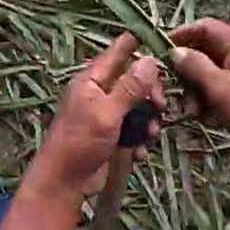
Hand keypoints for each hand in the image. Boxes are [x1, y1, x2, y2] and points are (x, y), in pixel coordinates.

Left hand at [22, 33, 163, 203]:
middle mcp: (99, 92)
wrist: (65, 182)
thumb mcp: (107, 112)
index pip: (119, 52)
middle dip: (151, 94)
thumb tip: (151, 60)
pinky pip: (133, 129)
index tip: (164, 50)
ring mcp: (106, 114)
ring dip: (148, 121)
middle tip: (160, 108)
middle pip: (135, 81)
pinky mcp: (112, 135)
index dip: (140, 47)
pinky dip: (140, 139)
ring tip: (150, 135)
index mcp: (92, 79)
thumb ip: (130, 88)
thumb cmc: (80, 142)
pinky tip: (140, 151)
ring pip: (138, 107)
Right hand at [171, 19, 229, 159]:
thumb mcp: (218, 87)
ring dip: (198, 91)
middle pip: (206, 52)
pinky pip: (222, 89)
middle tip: (181, 93)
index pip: (205, 27)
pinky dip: (211, 100)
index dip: (182, 35)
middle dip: (189, 73)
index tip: (162, 52)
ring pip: (212, 73)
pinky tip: (209, 118)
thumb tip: (175, 51)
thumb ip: (194, 66)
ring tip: (196, 112)